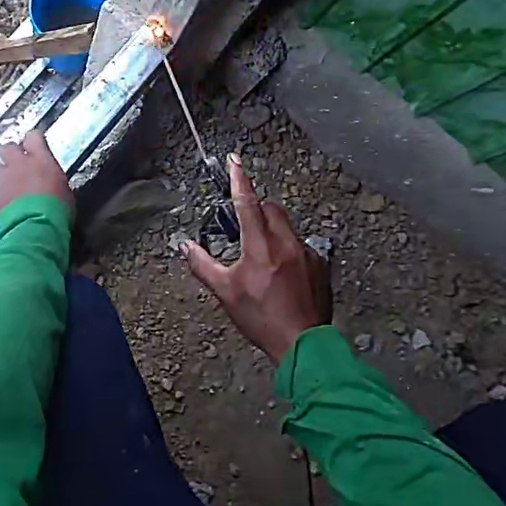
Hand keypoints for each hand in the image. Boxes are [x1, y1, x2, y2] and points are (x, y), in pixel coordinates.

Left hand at [0, 130, 72, 218]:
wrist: (35, 226)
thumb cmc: (58, 211)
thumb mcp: (64, 192)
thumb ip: (53, 182)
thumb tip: (49, 185)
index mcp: (41, 159)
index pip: (33, 138)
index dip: (32, 142)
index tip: (34, 148)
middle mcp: (18, 163)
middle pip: (8, 148)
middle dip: (10, 155)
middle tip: (16, 167)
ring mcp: (0, 178)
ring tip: (2, 187)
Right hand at [183, 154, 330, 361]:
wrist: (302, 343)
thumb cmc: (262, 318)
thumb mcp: (225, 292)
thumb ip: (202, 265)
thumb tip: (185, 246)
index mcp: (260, 246)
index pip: (247, 203)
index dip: (239, 179)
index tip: (234, 161)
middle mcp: (286, 244)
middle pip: (271, 209)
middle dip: (257, 208)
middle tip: (244, 223)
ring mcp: (307, 254)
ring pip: (287, 227)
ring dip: (272, 229)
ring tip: (262, 254)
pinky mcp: (320, 266)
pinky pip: (301, 246)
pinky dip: (288, 249)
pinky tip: (281, 272)